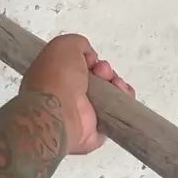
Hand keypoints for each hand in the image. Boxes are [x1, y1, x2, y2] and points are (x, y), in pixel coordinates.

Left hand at [21, 34, 133, 154]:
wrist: (57, 113)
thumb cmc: (54, 79)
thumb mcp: (62, 45)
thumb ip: (78, 44)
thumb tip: (89, 58)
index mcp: (53, 82)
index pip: (77, 71)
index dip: (90, 62)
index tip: (93, 61)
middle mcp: (66, 99)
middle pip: (96, 81)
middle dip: (105, 72)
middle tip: (102, 72)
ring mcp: (81, 116)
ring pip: (109, 96)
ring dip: (116, 84)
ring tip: (112, 83)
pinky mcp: (95, 132)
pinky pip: (116, 114)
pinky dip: (124, 101)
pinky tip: (120, 93)